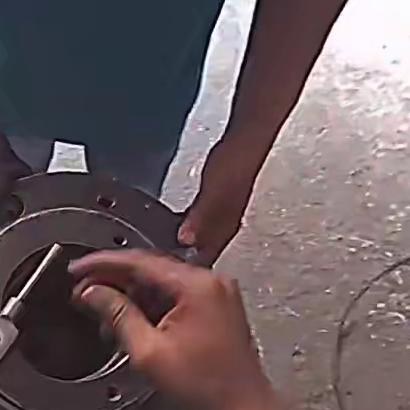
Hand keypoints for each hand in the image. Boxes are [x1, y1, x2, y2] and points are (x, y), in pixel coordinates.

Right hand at [68, 250, 272, 409]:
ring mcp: (215, 295)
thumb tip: (93, 293)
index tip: (78, 270)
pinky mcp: (215, 308)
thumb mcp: (147, 351)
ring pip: (160, 283)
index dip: (101, 265)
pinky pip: (174, 296)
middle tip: (84, 292)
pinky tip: (130, 321)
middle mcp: (210, 283)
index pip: (138, 262)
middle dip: (113, 281)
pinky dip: (149, 306)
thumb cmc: (206, 386)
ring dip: (130, 296)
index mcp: (196, 286)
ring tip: (103, 314)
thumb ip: (116, 314)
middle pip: (149, 269)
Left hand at [178, 140, 265, 261]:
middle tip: (163, 261)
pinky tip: (179, 221)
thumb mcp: (211, 194)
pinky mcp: (218, 199)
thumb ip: (198, 219)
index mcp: (228, 226)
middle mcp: (227, 223)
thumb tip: (185, 239)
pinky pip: (201, 219)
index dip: (190, 266)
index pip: (209, 257)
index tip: (170, 271)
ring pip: (202, 235)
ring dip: (187, 240)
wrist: (247, 139)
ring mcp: (223, 212)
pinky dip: (188, 223)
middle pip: (205, 249)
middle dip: (186, 256)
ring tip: (166, 245)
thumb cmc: (235, 163)